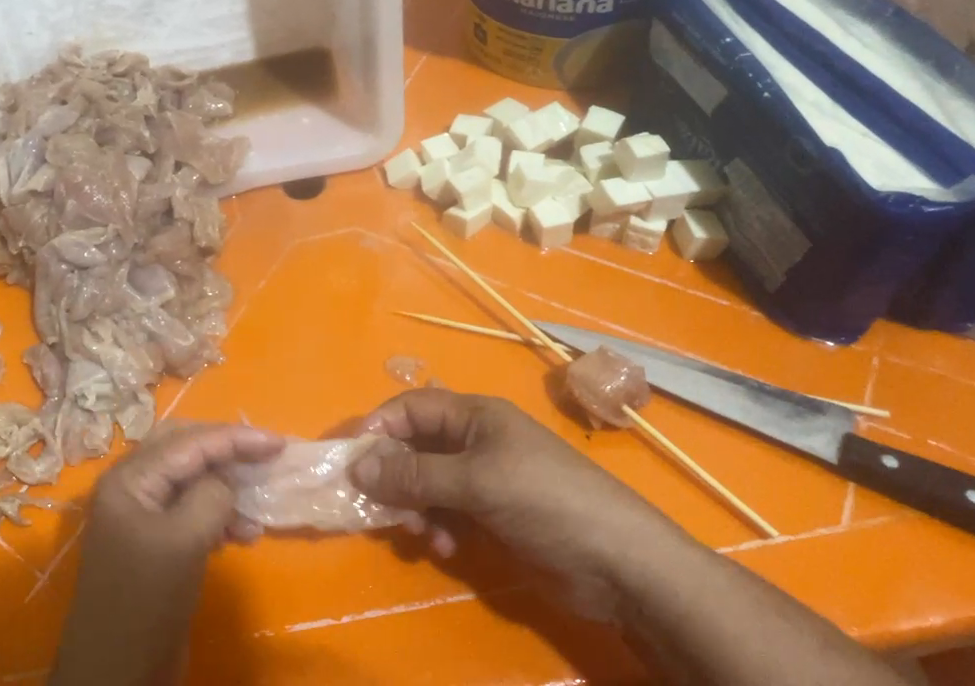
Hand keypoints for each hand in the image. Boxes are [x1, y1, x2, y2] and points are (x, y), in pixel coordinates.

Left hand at [51, 423, 282, 685]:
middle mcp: (132, 487)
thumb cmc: (145, 600)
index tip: (279, 443)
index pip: (188, 442)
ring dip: (226, 489)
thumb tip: (227, 481)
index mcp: (129, 478)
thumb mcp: (183, 542)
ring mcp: (141, 515)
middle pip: (185, 450)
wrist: (116, 669)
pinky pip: (191, 511)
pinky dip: (218, 515)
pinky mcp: (154, 543)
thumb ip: (210, 497)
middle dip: (227, 452)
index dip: (235, 438)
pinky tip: (243, 534)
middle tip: (267, 459)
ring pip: (190, 481)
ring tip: (257, 513)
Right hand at [350, 388, 693, 618]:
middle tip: (381, 507)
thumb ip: (414, 476)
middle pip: (415, 447)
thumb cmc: (547, 502)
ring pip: (428, 483)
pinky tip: (445, 547)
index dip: (378, 428)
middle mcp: (477, 441)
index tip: (350, 459)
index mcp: (475, 416)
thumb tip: (356, 466)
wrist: (624, 566)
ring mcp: (487, 479)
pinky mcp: (496, 515)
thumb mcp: (476, 483)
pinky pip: (448, 511)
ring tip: (420, 533)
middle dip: (395, 475)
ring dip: (415, 507)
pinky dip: (438, 526)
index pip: (410, 408)